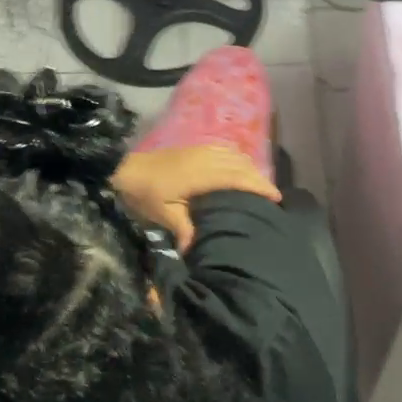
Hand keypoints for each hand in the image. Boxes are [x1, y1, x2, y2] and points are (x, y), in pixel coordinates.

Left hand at [111, 146, 281, 250]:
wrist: (126, 168)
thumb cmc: (145, 193)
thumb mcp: (163, 214)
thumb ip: (184, 229)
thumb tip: (196, 251)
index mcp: (203, 175)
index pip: (239, 178)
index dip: (259, 187)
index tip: (276, 198)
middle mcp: (208, 159)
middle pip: (243, 167)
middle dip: (261, 180)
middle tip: (275, 196)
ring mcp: (204, 151)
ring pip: (237, 157)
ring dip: (252, 170)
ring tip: (262, 186)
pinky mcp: (199, 149)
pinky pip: (228, 151)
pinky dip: (241, 161)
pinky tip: (242, 170)